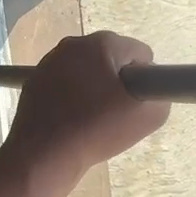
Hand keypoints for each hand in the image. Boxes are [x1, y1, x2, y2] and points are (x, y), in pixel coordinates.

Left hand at [3, 32, 169, 176]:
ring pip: (84, 71)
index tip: (133, 102)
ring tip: (91, 118)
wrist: (45, 154)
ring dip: (92, 88)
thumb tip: (147, 88)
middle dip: (116, 81)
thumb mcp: (151, 115)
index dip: (144, 79)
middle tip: (114, 111)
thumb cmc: (99, 129)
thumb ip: (162, 93)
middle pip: (109, 59)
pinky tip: (71, 119)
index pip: (139, 54)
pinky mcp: (32, 81)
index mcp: (100, 43)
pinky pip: (63, 84)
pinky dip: (70, 96)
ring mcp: (47, 62)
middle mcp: (71, 44)